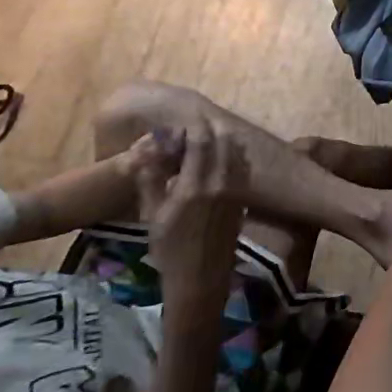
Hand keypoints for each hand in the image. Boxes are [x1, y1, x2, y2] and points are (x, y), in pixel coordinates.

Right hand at [131, 117, 247, 305]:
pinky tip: (220, 155)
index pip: (201, 143)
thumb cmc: (170, 246)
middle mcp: (221, 183)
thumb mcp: (151, 213)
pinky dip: (230, 156)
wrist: (201, 274)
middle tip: (198, 120)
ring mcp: (236, 190)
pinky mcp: (243, 198)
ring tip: (209, 132)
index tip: (186, 117)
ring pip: (234, 154)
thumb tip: (148, 150)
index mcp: (197, 185)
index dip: (195, 126)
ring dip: (223, 140)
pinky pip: (239, 168)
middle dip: (211, 129)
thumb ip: (150, 179)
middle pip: (222, 144)